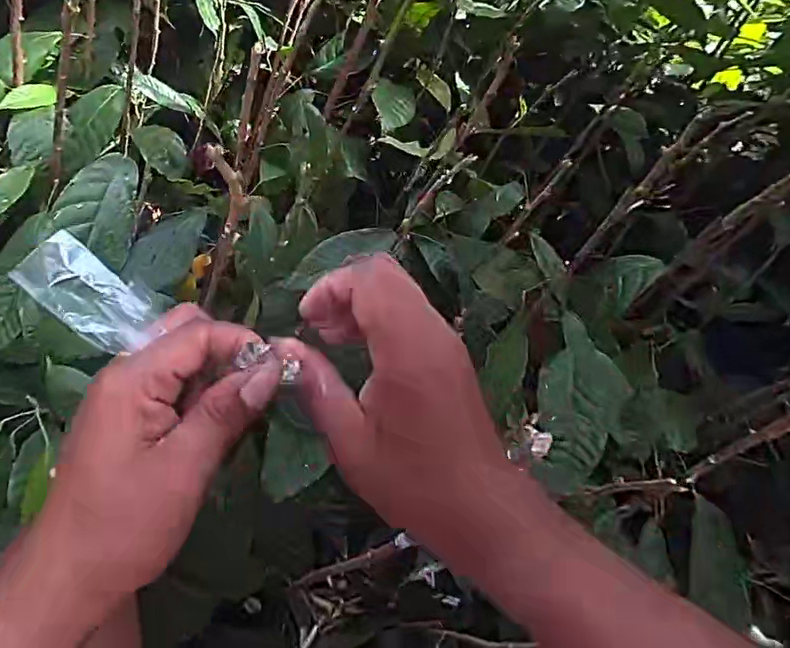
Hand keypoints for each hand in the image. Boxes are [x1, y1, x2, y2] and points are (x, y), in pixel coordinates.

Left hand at [40, 303, 284, 587]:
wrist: (64, 581)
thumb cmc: (124, 528)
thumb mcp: (184, 469)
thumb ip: (226, 411)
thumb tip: (271, 367)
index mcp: (132, 377)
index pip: (197, 331)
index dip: (241, 342)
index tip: (276, 370)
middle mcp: (124, 371)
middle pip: (185, 329)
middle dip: (226, 349)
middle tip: (255, 386)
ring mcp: (121, 391)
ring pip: (179, 353)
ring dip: (213, 370)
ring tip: (238, 408)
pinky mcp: (125, 413)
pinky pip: (169, 380)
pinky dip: (197, 390)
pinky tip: (212, 422)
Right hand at [282, 257, 751, 647]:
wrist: (497, 518)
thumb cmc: (426, 489)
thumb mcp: (358, 443)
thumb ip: (322, 391)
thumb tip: (292, 352)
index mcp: (411, 343)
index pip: (374, 274)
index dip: (336, 285)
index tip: (312, 321)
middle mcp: (435, 329)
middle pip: (389, 270)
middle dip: (346, 287)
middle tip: (320, 328)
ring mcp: (448, 341)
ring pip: (404, 289)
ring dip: (365, 303)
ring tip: (337, 342)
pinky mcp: (454, 356)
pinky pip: (413, 313)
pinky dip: (383, 320)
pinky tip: (367, 360)